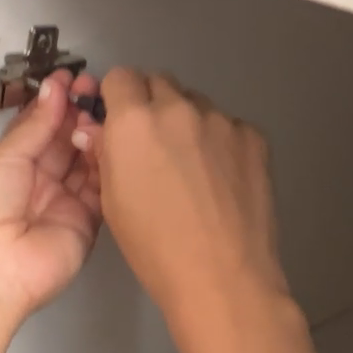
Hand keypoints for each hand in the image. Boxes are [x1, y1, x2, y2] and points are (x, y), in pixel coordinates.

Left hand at [0, 70, 103, 320]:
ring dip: (94, 133)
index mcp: (10, 166)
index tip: (71, 79)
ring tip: (103, 108)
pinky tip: (111, 139)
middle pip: (65, 140)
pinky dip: (108, 163)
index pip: (40, 125)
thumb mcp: (3, 156)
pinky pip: (102, 187)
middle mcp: (37, 182)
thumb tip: (51, 91)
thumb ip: (35, 123)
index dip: (56, 101)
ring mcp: (62, 201)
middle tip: (93, 87)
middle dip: (79, 112)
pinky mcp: (86, 221)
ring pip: (86, 159)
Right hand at [82, 68, 285, 323]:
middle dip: (152, 102)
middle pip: (160, 82)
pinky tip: (223, 179)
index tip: (121, 117)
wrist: (222, 276)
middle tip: (155, 142)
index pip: (121, 76)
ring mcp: (221, 119)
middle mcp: (178, 108)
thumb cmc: (154, 247)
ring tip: (193, 167)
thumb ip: (105, 151)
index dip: (118, 96)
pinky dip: (221, 142)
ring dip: (188, 121)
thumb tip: (98, 128)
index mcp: (135, 121)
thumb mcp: (112, 200)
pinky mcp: (253, 135)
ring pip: (196, 104)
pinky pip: (229, 126)